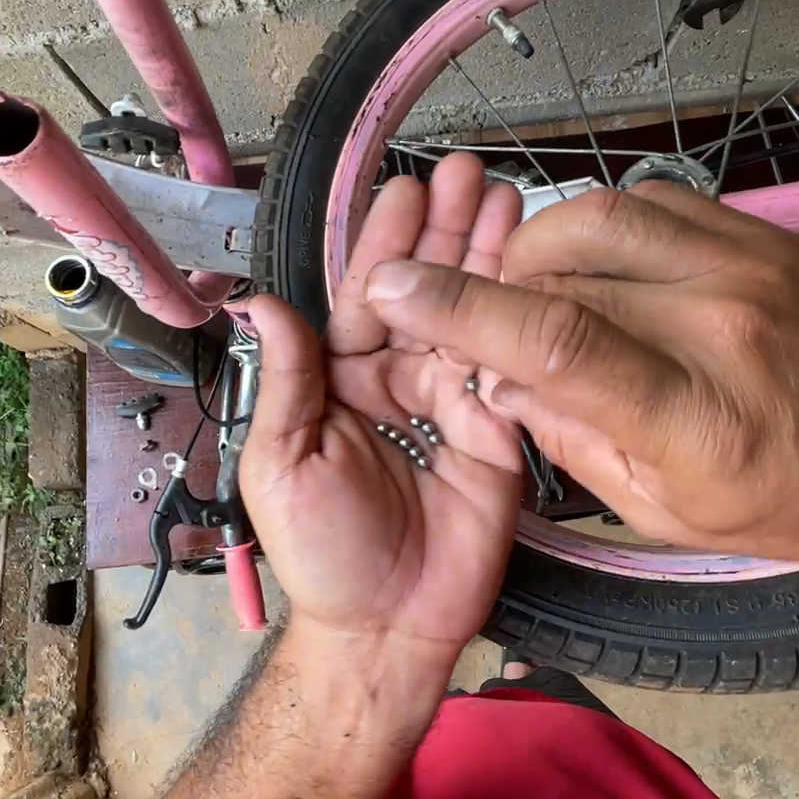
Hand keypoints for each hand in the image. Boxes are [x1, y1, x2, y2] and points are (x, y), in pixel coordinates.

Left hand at [239, 153, 526, 657]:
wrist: (386, 624)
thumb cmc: (322, 550)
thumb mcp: (283, 463)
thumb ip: (285, 382)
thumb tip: (260, 304)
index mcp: (343, 379)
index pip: (367, 297)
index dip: (386, 245)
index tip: (405, 192)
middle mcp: (399, 379)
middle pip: (426, 294)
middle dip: (447, 233)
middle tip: (469, 175)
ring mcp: (453, 401)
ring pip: (473, 318)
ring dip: (490, 260)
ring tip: (508, 201)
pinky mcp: (499, 431)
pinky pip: (511, 371)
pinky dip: (524, 322)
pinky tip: (539, 274)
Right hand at [362, 182, 798, 567]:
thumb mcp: (671, 514)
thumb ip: (572, 440)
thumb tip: (500, 376)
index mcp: (698, 417)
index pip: (555, 340)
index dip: (458, 308)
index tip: (393, 290)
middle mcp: (722, 321)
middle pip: (559, 268)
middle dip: (494, 291)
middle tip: (486, 327)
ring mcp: (747, 262)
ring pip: (592, 216)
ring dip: (535, 251)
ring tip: (534, 295)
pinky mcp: (758, 232)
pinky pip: (643, 201)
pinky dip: (592, 230)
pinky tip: (593, 270)